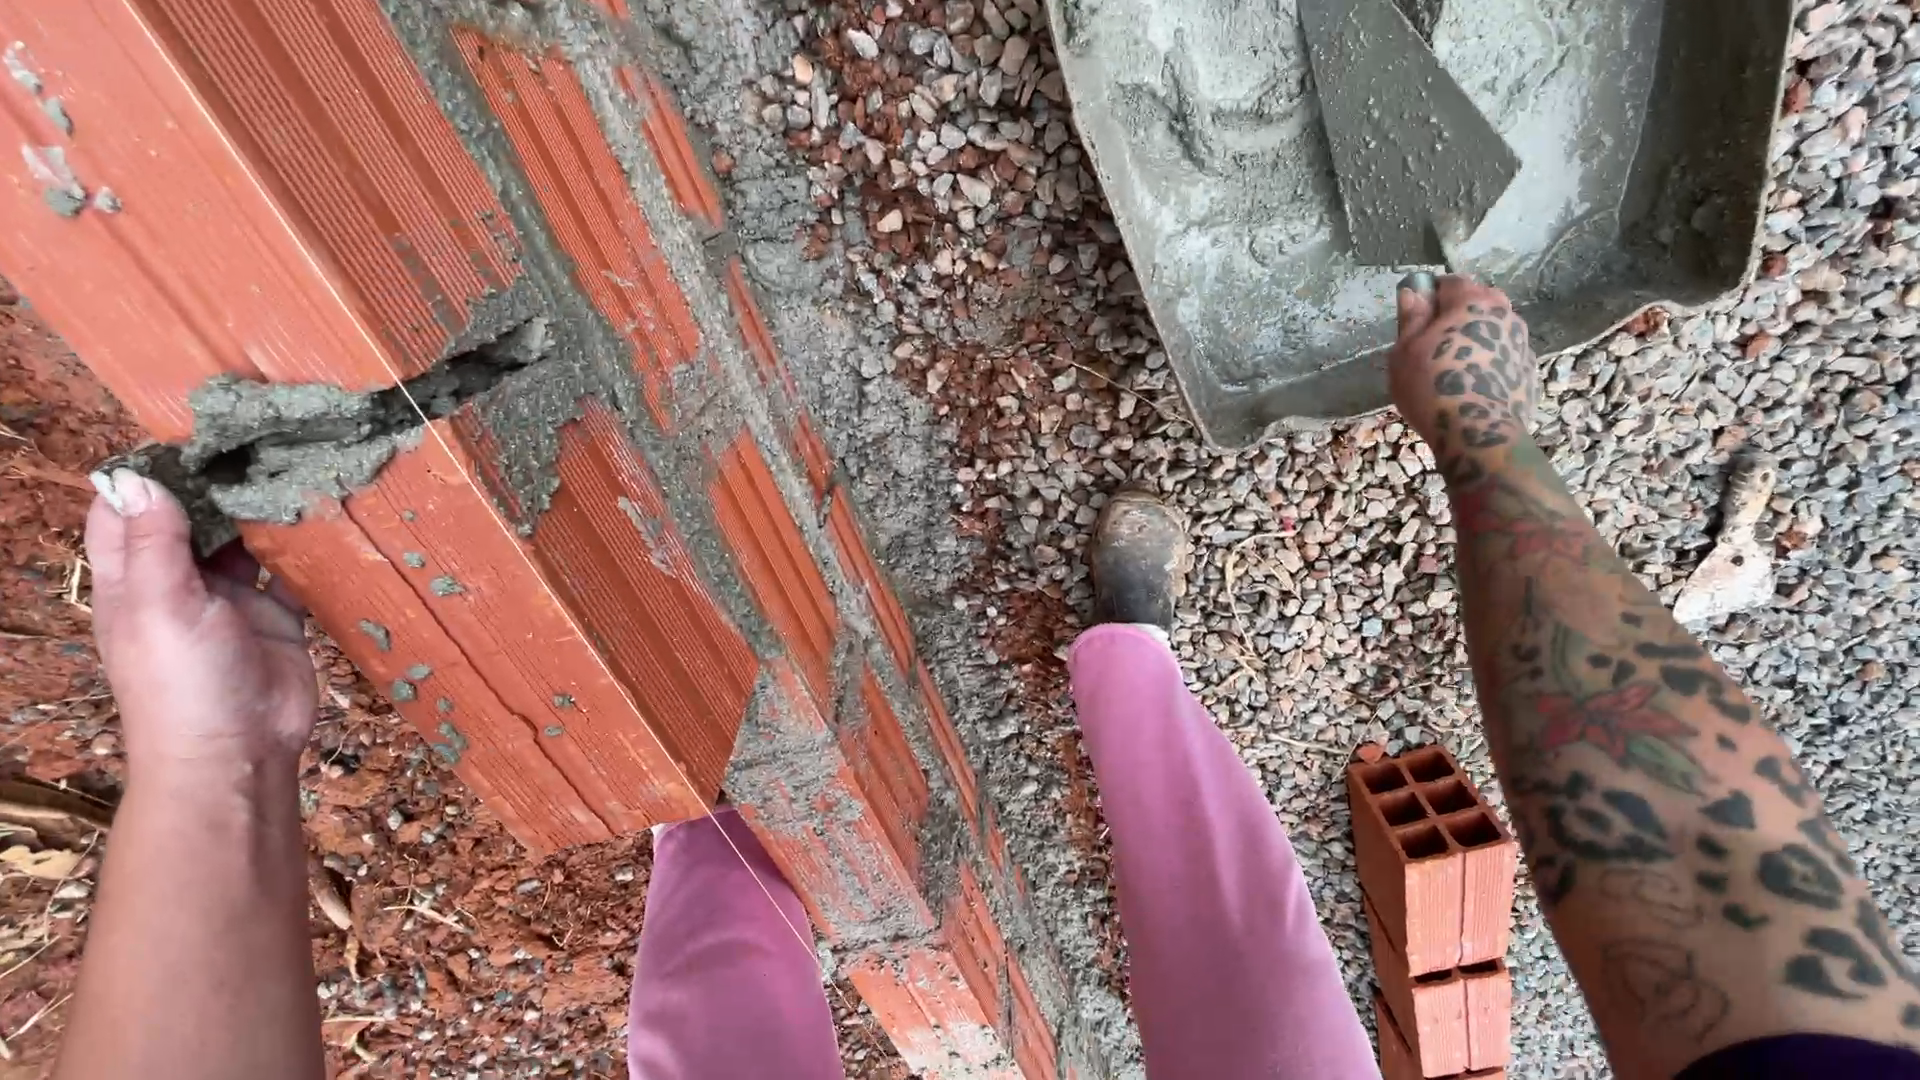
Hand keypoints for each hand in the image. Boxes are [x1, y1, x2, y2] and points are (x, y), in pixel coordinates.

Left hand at [85, 469, 316, 774]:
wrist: (238, 746)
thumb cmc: (183, 681)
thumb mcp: (161, 607)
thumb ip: (154, 545)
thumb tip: (138, 478)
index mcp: (134, 581)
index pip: (126, 514)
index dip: (148, 476)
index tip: (189, 438)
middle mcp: (181, 584)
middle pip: (193, 523)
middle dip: (218, 488)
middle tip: (260, 448)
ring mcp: (233, 601)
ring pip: (246, 544)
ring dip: (265, 516)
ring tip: (296, 475)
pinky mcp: (280, 617)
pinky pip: (293, 575)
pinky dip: (308, 552)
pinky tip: (328, 525)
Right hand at [1390, 274, 1539, 485]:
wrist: (1478, 432)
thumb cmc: (1431, 386)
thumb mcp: (1405, 352)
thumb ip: (1411, 318)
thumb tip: (1412, 290)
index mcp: (1472, 303)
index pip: (1451, 281)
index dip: (1431, 293)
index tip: (1415, 315)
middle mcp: (1505, 313)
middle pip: (1479, 300)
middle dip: (1456, 312)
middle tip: (1431, 340)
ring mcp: (1522, 342)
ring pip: (1493, 328)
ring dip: (1474, 336)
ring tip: (1451, 365)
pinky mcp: (1528, 369)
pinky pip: (1503, 354)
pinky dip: (1488, 359)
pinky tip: (1471, 382)